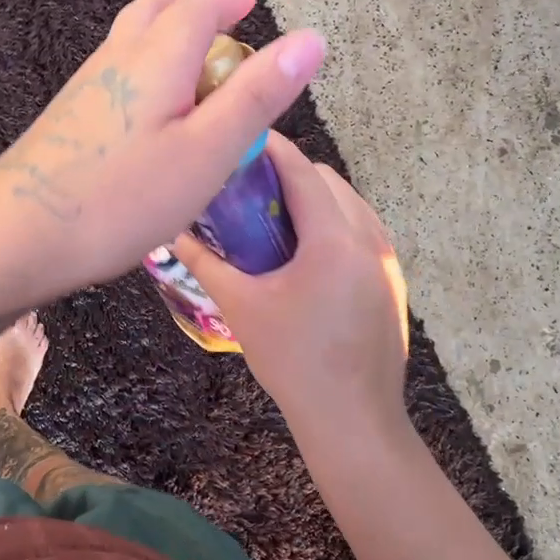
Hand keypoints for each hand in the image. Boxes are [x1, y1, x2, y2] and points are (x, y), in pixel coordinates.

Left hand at [0, 0, 325, 307]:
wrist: (16, 235)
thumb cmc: (121, 197)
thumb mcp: (207, 150)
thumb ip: (257, 95)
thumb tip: (310, 38)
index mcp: (154, 58)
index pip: (196, 8)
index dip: (226, 1)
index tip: (249, 4)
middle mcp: (114, 60)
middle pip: (153, 12)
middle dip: (192, 9)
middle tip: (224, 26)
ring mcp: (84, 88)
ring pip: (130, 41)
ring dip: (165, 38)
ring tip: (198, 71)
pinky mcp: (68, 118)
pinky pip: (115, 73)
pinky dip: (145, 70)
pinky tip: (154, 115)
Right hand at [175, 133, 409, 434]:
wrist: (354, 422)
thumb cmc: (293, 361)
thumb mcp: (240, 306)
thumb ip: (203, 261)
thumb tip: (168, 230)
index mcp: (333, 240)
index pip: (300, 170)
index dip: (268, 146)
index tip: (237, 137)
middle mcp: (368, 239)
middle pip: (327, 179)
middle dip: (287, 170)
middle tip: (244, 182)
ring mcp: (386, 260)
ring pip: (347, 201)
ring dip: (311, 194)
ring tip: (269, 212)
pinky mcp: (392, 280)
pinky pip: (360, 227)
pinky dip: (330, 219)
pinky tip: (300, 247)